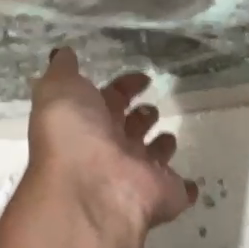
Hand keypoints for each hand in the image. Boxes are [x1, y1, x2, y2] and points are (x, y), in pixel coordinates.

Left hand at [26, 48, 198, 236]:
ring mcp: (138, 173)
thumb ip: (62, 71)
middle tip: (151, 108)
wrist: (91, 192)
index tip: (142, 78)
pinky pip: (178, 190)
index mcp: (88, 123)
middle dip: (141, 116)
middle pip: (130, 128)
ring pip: (153, 157)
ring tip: (168, 138)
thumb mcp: (58, 90)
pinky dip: (184, 188)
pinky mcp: (164, 194)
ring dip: (160, 147)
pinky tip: (190, 183)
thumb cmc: (73, 136)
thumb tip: (63, 54)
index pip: (109, 99)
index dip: (124, 86)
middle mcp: (111, 149)